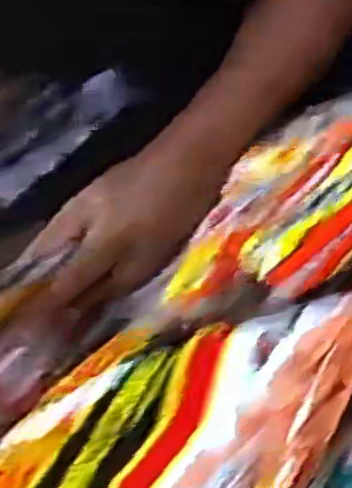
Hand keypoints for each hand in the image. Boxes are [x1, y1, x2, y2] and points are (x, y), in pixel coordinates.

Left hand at [16, 143, 223, 317]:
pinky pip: (147, 272)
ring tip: (84, 298)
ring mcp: (164, 250)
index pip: (68, 287)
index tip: (16, 330)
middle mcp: (138, 254)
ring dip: (104, 295)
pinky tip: (116, 276)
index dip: (41, 309)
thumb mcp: (84, 202)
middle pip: (103, 293)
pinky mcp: (180, 244)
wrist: (197, 158)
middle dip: (77, 305)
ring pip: (128, 285)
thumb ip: (57, 236)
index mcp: (109, 243)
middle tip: (51, 314)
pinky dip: (126, 280)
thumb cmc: (135, 176)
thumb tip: (32, 268)